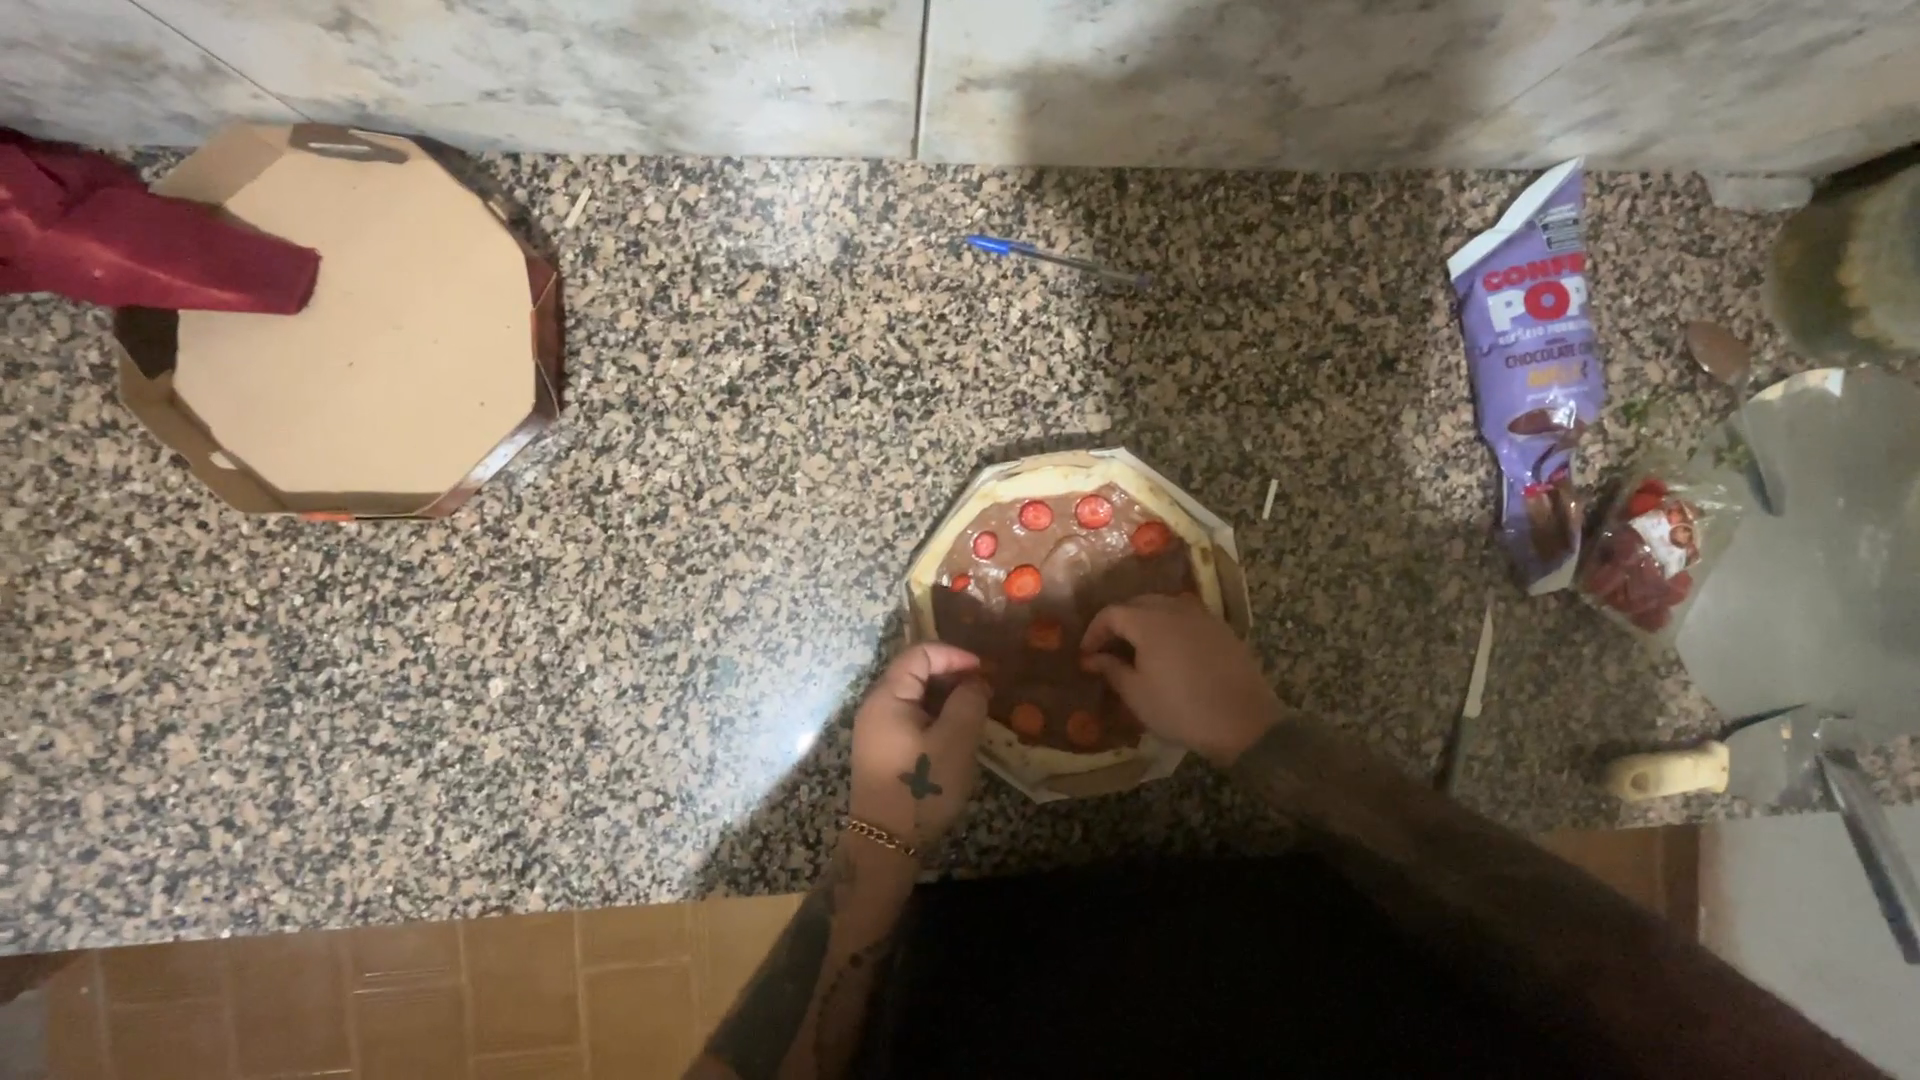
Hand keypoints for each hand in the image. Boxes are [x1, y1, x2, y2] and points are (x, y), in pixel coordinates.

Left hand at [848, 643, 989, 852]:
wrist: (886, 843)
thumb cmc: (922, 787)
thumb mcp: (955, 741)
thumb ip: (969, 702)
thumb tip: (974, 683)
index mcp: (887, 696)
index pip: (919, 654)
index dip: (953, 654)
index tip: (983, 670)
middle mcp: (876, 707)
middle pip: (915, 673)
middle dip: (952, 675)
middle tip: (984, 690)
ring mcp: (877, 730)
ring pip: (915, 698)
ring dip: (946, 698)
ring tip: (976, 711)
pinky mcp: (883, 751)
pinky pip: (911, 719)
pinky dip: (936, 716)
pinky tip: (957, 733)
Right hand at [1080, 594, 1284, 764]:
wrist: (1243, 722)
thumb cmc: (1180, 710)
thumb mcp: (1137, 694)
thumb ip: (1111, 669)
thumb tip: (1092, 658)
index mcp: (1149, 622)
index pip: (1111, 613)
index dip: (1094, 631)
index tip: (1087, 654)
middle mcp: (1175, 609)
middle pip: (1138, 603)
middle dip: (1119, 622)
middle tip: (1109, 648)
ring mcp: (1203, 616)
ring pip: (1165, 606)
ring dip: (1146, 620)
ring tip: (1139, 647)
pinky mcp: (1222, 629)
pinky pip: (1188, 616)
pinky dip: (1171, 626)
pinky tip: (1171, 651)